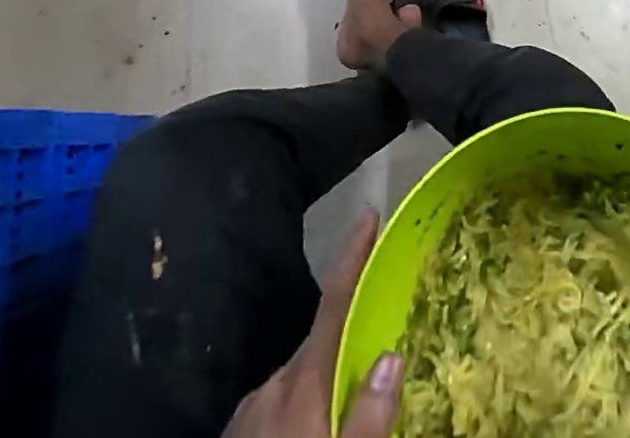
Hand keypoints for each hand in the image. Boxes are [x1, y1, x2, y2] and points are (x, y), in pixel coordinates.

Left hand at [222, 209, 403, 437]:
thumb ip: (367, 418)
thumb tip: (391, 356)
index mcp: (302, 383)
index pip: (333, 302)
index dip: (352, 254)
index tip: (367, 213)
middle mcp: (274, 383)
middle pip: (321, 343)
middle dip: (349, 338)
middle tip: (381, 353)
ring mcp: (250, 408)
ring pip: (300, 378)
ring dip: (324, 382)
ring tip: (348, 413)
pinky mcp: (237, 432)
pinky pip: (279, 405)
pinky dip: (301, 409)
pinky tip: (309, 435)